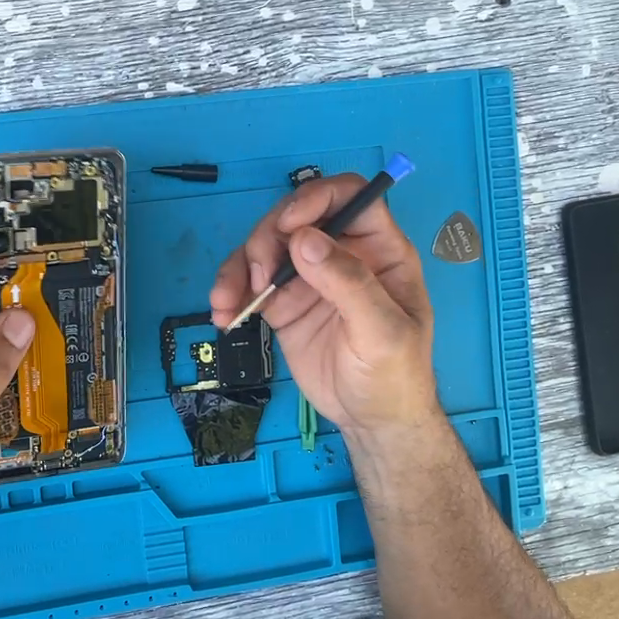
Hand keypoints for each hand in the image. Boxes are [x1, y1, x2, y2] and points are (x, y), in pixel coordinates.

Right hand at [209, 175, 443, 464]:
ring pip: (264, 246)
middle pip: (294, 217)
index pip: (349, 197)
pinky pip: (248, 282)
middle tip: (257, 276)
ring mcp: (307, 277)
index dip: (316, 198)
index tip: (287, 225)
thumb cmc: (394, 375)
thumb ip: (349, 283)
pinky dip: (230, 292)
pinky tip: (223, 314)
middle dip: (267, 239)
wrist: (370, 421)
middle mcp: (340, 254)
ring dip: (238, 266)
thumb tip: (305, 239)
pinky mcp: (282, 301)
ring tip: (228, 301)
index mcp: (378, 250)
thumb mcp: (383, 332)